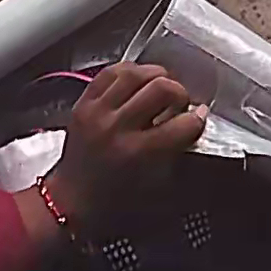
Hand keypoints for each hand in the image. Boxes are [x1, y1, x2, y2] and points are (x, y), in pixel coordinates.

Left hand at [44, 63, 206, 230]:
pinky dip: (128, 72)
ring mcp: (97, 111)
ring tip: (160, 87)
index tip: (199, 118)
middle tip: (179, 103)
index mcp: (137, 153)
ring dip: (155, 76)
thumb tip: (194, 120)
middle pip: (161, 88)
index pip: (182, 124)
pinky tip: (137, 81)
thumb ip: (176, 151)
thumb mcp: (155, 185)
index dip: (198, 120)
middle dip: (180, 93)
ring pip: (134, 73)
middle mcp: (117, 127)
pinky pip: (109, 72)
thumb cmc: (115, 198)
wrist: (71, 198)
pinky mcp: (83, 103)